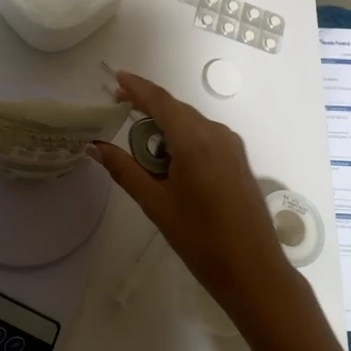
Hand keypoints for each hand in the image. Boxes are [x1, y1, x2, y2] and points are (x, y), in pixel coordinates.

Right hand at [88, 70, 295, 315]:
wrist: (254, 272)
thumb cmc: (201, 239)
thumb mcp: (156, 204)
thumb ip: (125, 170)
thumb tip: (96, 147)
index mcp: (194, 139)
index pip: (160, 101)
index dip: (137, 87)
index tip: (116, 78)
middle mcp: (216, 133)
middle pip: (176, 109)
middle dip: (148, 108)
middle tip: (119, 112)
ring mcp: (231, 145)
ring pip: (191, 123)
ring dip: (166, 127)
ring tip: (141, 147)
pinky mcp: (239, 160)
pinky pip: (205, 136)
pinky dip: (183, 139)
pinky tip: (170, 161)